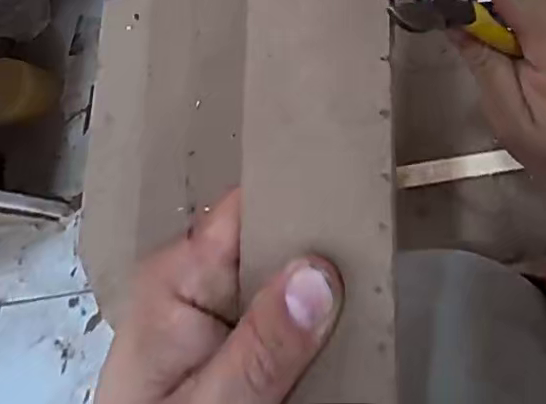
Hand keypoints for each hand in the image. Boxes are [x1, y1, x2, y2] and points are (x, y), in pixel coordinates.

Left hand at [96, 189, 341, 403]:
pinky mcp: (221, 336)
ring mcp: (206, 305)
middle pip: (266, 237)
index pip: (246, 206)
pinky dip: (300, 317)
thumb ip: (261, 346)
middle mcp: (191, 275)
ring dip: (314, 288)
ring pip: (274, 275)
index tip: (351, 202)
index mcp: (177, 272)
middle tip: (369, 257)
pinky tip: (329, 325)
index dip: (298, 198)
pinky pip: (270, 309)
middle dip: (313, 249)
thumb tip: (320, 273)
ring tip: (360, 286)